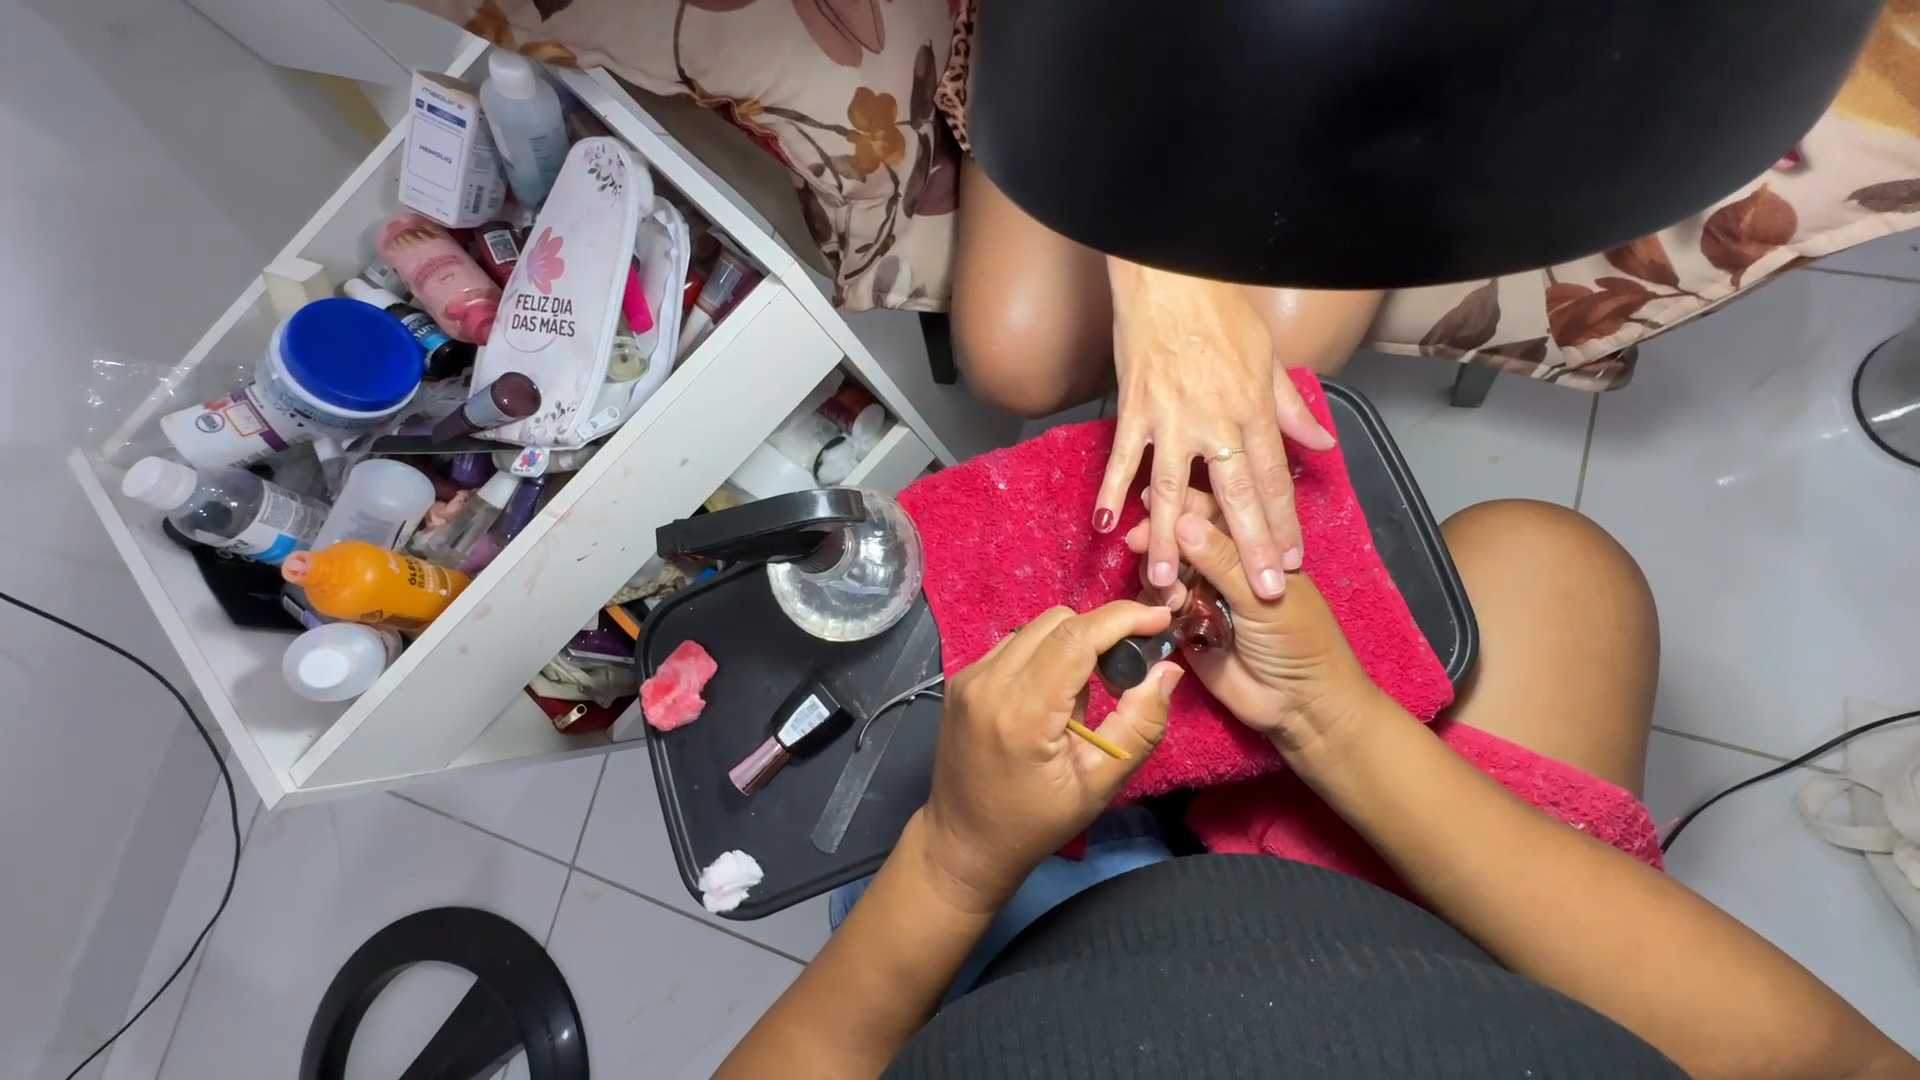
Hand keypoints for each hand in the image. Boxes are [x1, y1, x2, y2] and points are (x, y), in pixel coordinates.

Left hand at [919, 601, 1182, 912]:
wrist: (962, 842)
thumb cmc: (1034, 823)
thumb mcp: (1098, 785)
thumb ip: (1138, 726)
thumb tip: (1167, 670)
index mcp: (1022, 712)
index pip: (1076, 637)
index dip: (1122, 619)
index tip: (1159, 619)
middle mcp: (988, 682)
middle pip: (1057, 621)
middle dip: (1100, 634)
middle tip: (1123, 673)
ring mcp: (969, 676)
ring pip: (1035, 628)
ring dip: (1071, 644)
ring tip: (1081, 697)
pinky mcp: (962, 678)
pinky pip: (1014, 644)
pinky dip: (1044, 655)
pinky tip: (1050, 696)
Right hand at [1097, 260, 1334, 602]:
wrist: (1171, 275)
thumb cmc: (1222, 311)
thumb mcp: (1269, 356)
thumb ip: (1291, 408)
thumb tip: (1321, 446)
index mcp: (1253, 408)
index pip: (1273, 478)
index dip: (1283, 523)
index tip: (1289, 562)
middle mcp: (1216, 421)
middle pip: (1235, 494)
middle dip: (1249, 546)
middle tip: (1258, 593)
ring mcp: (1170, 418)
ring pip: (1171, 488)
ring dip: (1168, 537)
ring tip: (1165, 579)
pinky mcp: (1133, 409)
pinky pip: (1121, 457)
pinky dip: (1110, 489)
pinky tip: (1103, 521)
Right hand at [1126, 489, 1377, 754]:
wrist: (1299, 706)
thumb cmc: (1299, 642)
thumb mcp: (1264, 596)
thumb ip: (1223, 560)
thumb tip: (1181, 520)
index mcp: (1252, 547)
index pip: (1212, 514)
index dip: (1182, 507)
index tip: (1151, 504)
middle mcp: (1223, 566)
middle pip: (1179, 540)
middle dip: (1158, 540)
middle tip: (1139, 544)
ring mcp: (1201, 595)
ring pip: (1165, 571)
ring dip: (1158, 574)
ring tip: (1167, 592)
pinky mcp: (1183, 626)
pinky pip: (1158, 606)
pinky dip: (1152, 603)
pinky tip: (1160, 610)